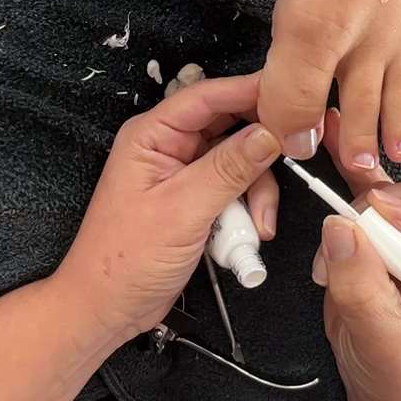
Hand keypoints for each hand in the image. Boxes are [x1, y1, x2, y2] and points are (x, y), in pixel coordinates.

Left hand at [53, 74, 282, 346]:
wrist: (107, 309)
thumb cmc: (124, 260)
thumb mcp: (182, 211)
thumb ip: (228, 170)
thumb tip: (269, 133)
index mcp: (152, 134)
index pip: (208, 96)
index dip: (251, 91)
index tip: (292, 97)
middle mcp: (169, 146)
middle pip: (231, 126)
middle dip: (261, 152)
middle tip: (293, 162)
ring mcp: (185, 173)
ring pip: (240, 161)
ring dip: (256, 192)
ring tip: (258, 226)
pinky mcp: (197, 199)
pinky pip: (236, 190)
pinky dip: (247, 210)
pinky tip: (248, 235)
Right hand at [310, 107, 400, 400]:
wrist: (383, 383)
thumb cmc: (400, 377)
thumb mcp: (383, 345)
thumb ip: (363, 291)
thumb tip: (340, 229)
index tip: (384, 216)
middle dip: (385, 217)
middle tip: (348, 243)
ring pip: (399, 195)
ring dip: (360, 220)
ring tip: (334, 264)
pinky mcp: (399, 229)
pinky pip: (375, 197)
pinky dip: (352, 205)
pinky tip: (337, 230)